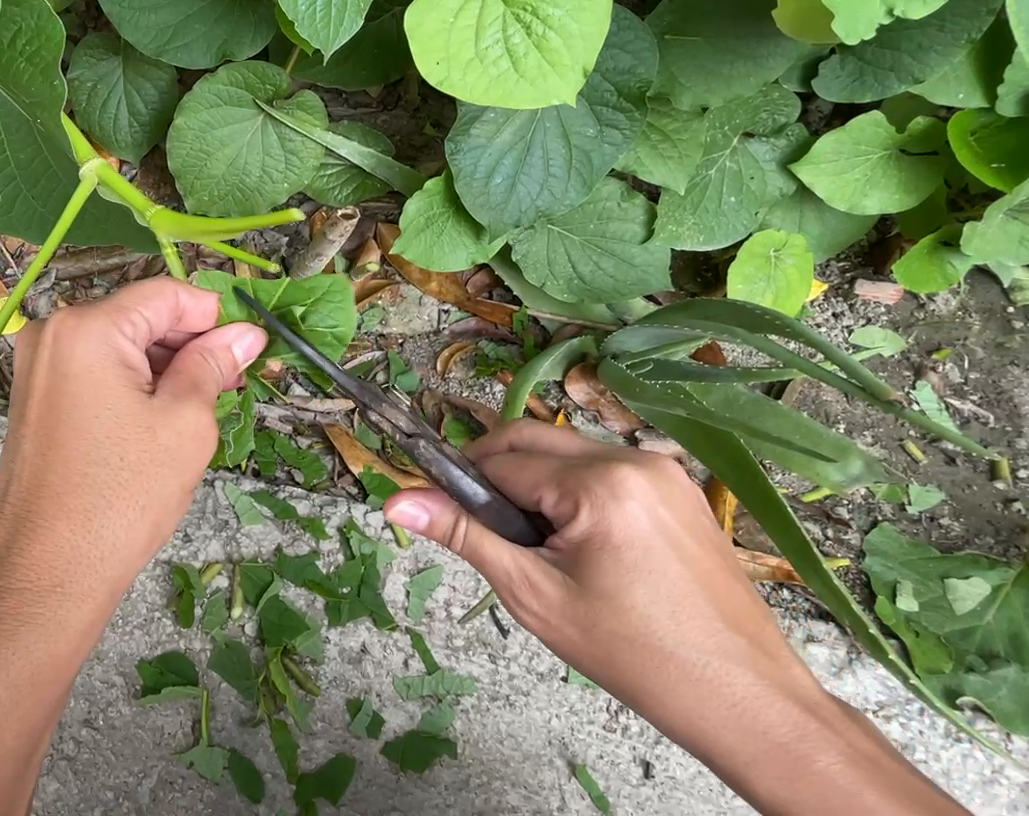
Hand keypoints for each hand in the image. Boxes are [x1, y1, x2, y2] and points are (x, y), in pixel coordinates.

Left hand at [0, 276, 266, 611]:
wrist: (45, 573)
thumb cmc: (120, 498)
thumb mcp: (184, 424)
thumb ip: (214, 366)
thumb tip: (245, 333)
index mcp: (86, 327)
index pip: (164, 294)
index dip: (213, 315)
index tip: (247, 346)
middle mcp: (52, 333)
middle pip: (138, 317)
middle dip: (187, 345)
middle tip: (229, 386)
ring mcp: (35, 366)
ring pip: (117, 346)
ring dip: (161, 368)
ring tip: (197, 410)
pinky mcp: (33, 398)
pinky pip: (93, 372)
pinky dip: (130, 386)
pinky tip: (157, 421)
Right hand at [383, 419, 965, 815]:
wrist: (747, 701)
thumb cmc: (632, 653)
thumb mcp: (532, 594)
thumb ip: (463, 535)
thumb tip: (395, 500)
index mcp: (599, 483)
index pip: (500, 461)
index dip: (463, 487)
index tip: (451, 521)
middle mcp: (633, 459)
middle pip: (530, 439)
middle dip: (493, 474)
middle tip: (487, 532)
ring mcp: (663, 471)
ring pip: (564, 453)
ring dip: (532, 483)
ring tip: (537, 546)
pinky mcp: (679, 489)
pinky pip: (600, 469)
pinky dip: (571, 491)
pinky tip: (578, 545)